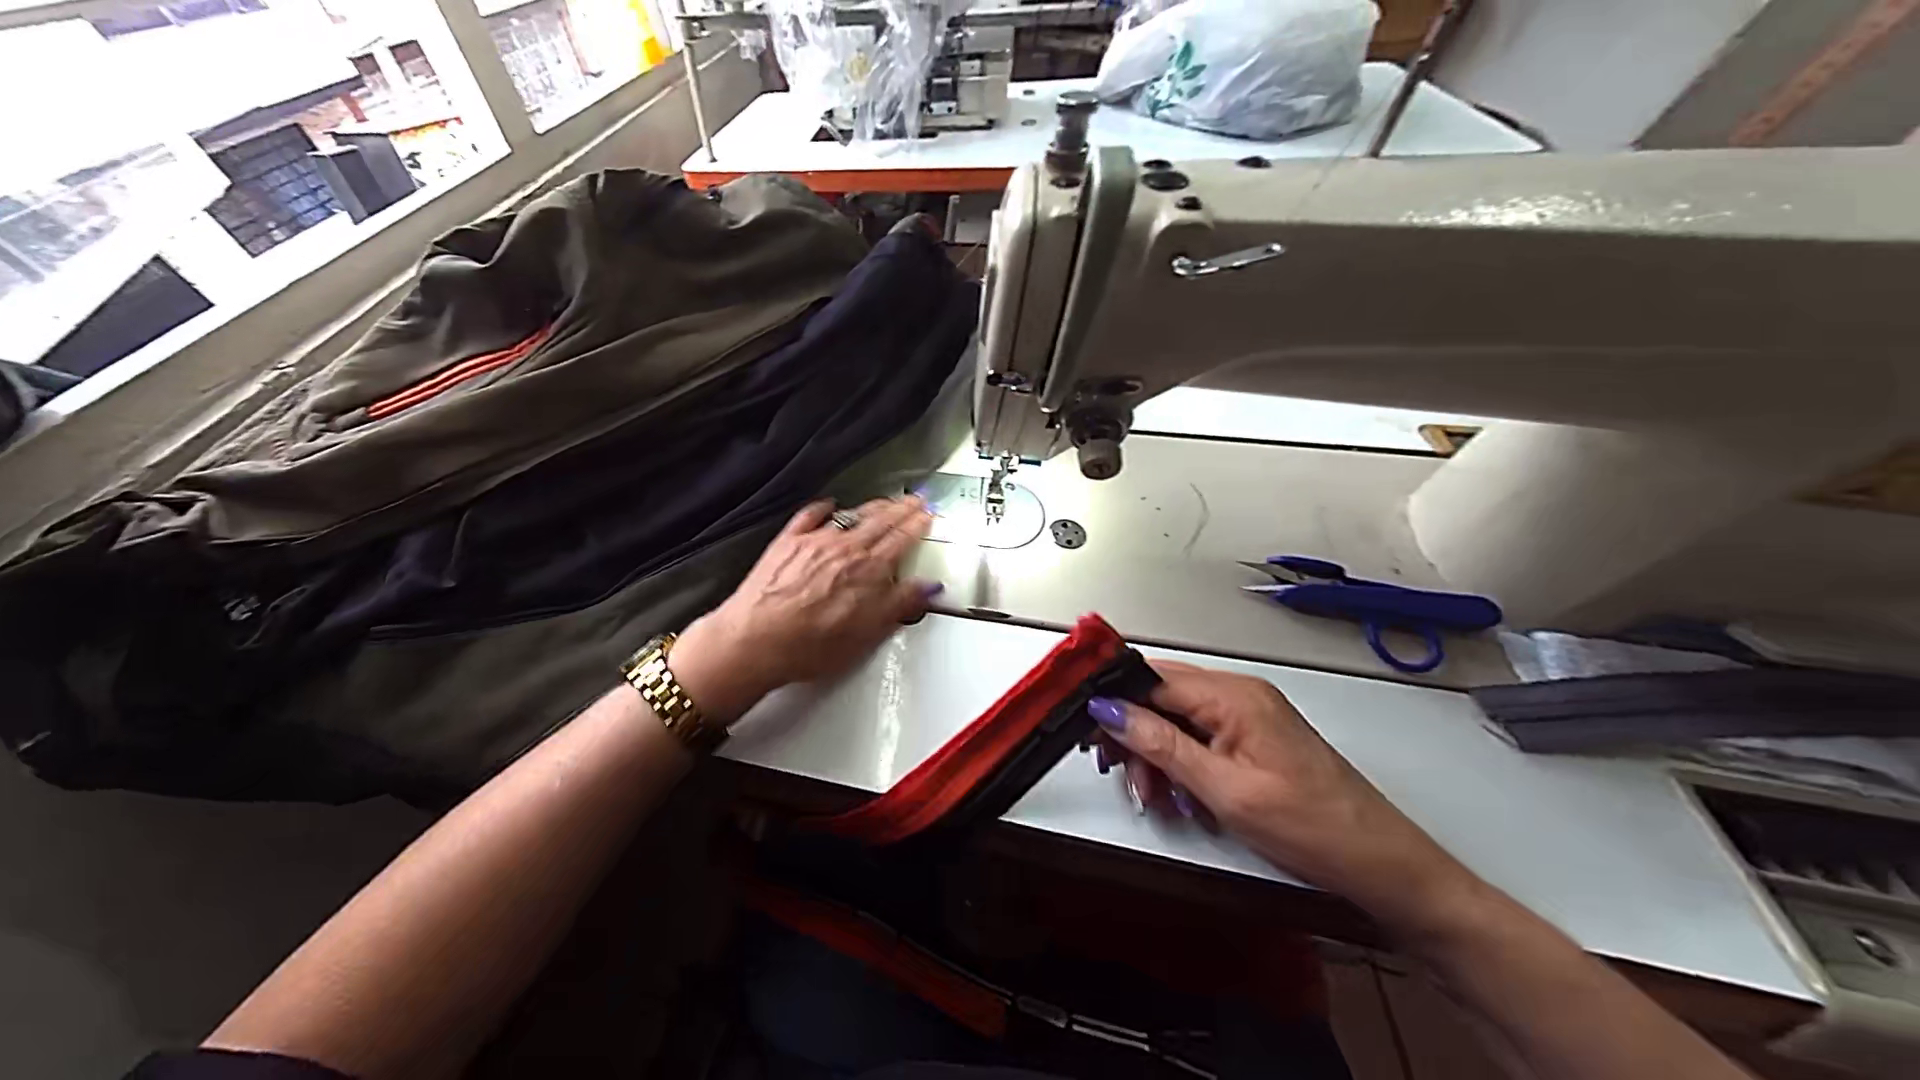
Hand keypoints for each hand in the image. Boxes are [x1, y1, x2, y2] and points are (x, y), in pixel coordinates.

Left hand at [668, 496, 938, 723]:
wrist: (754, 640)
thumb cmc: (808, 644)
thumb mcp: (867, 634)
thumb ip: (900, 604)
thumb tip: (927, 587)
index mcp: (869, 569)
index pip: (901, 539)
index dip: (917, 525)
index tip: (927, 516)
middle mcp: (844, 548)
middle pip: (880, 521)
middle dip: (901, 509)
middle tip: (914, 501)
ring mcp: (814, 541)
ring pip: (851, 516)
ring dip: (872, 507)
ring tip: (885, 503)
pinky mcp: (787, 543)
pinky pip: (810, 516)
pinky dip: (823, 508)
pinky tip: (829, 505)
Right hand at [1089, 662, 1475, 928]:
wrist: (1380, 864)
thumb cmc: (1315, 827)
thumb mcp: (1224, 789)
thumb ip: (1162, 744)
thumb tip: (1110, 711)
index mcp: (1234, 696)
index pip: (1153, 677)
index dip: (1115, 702)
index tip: (1091, 731)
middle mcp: (1240, 694)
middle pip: (1161, 697)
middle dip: (1134, 736)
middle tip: (1125, 775)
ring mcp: (1248, 714)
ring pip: (1176, 720)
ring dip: (1156, 756)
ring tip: (1158, 797)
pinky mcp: (1252, 736)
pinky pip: (1199, 737)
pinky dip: (1181, 764)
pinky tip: (1184, 797)